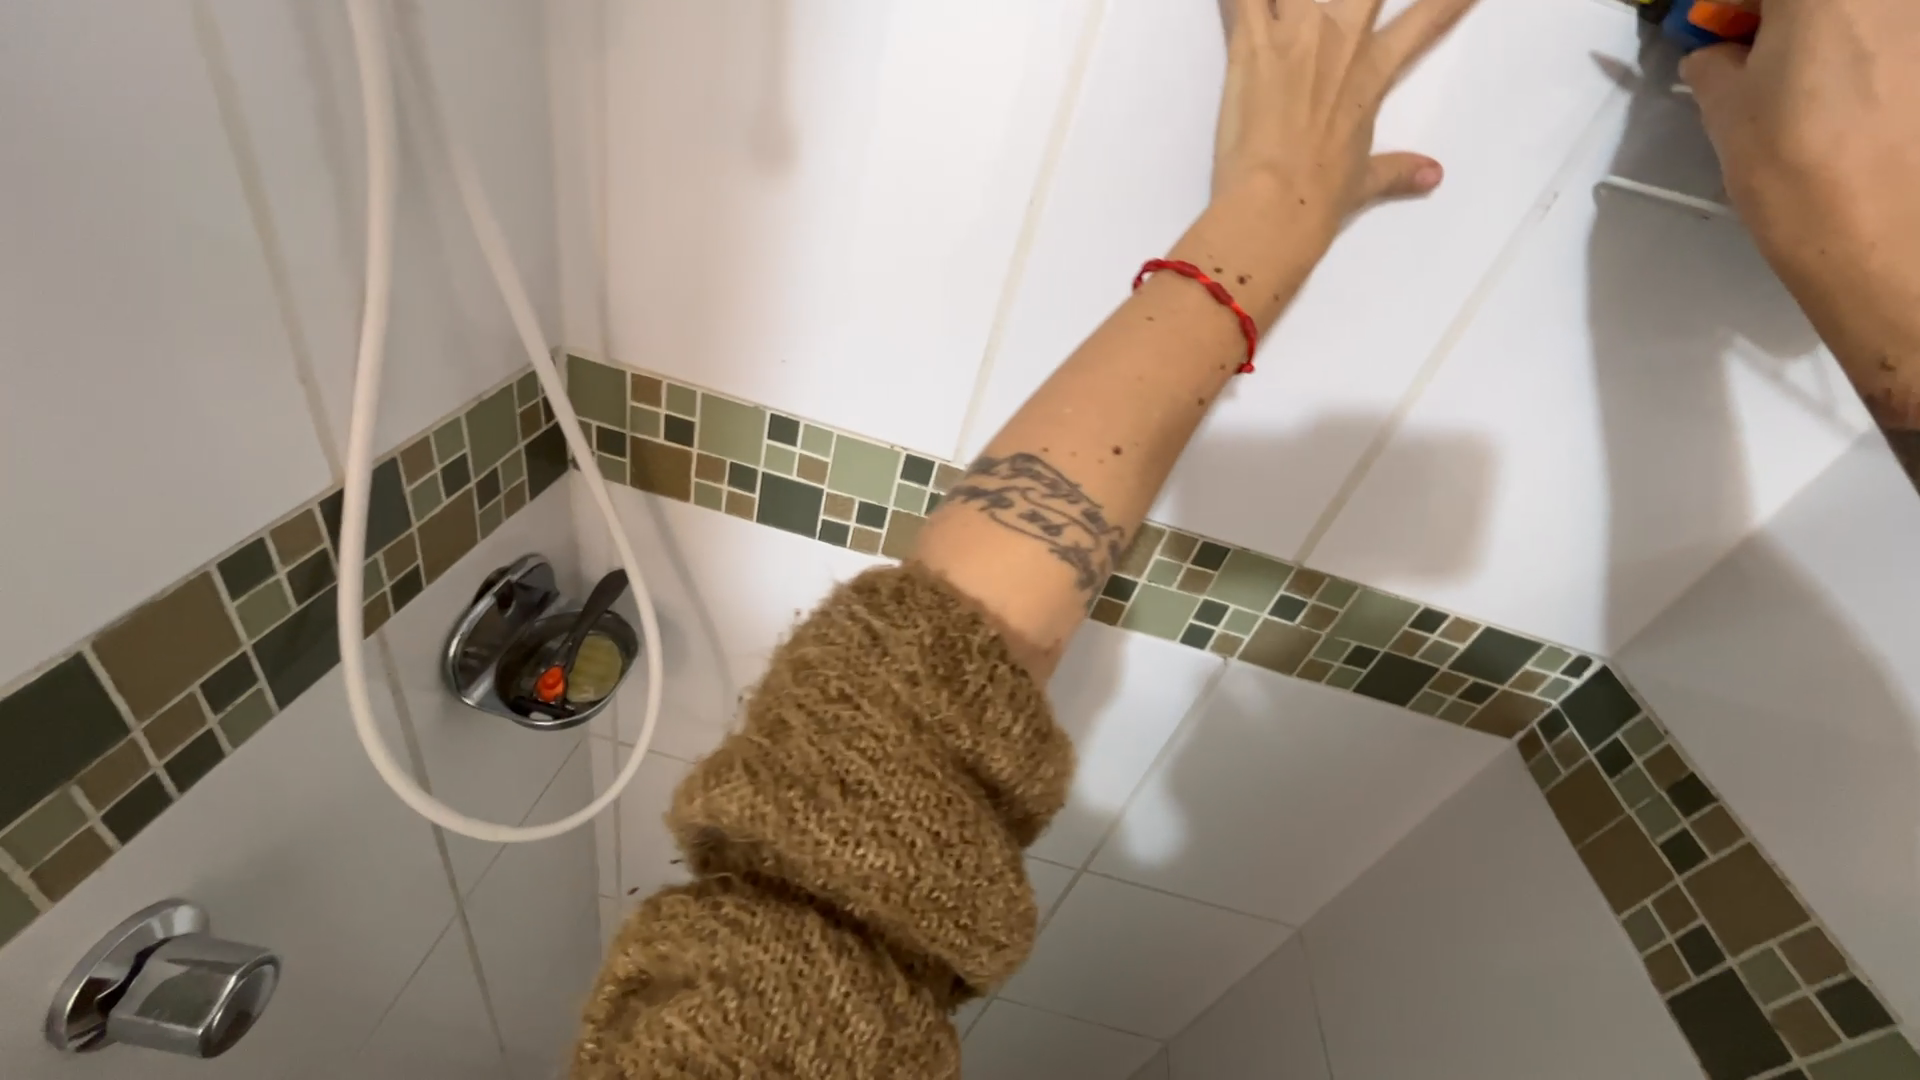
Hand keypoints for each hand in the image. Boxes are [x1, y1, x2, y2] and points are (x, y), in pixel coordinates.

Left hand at [1211, 0, 1477, 245]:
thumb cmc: (1317, 197)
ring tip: (1282, 2)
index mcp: (1372, 70)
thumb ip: (1396, 171)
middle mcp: (1339, 36)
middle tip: (1353, 3)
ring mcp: (1293, 33)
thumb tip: (1432, 175)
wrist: (1272, 203)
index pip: (1429, 15)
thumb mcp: (1362, 184)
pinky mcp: (1247, 45)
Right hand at [1682, 0, 1919, 425]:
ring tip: (1788, 76)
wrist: (1880, 224)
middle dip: (1771, 17)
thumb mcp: (1725, 113)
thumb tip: (1718, 54)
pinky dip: (1853, 54)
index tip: (1711, 22)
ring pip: (1853, 17)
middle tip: (1745, 48)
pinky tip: (1834, 92)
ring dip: (1815, 36)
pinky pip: (1885, 37)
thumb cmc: (1801, 170)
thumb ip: (1718, 66)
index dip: (1726, 3)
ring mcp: (1919, 23)